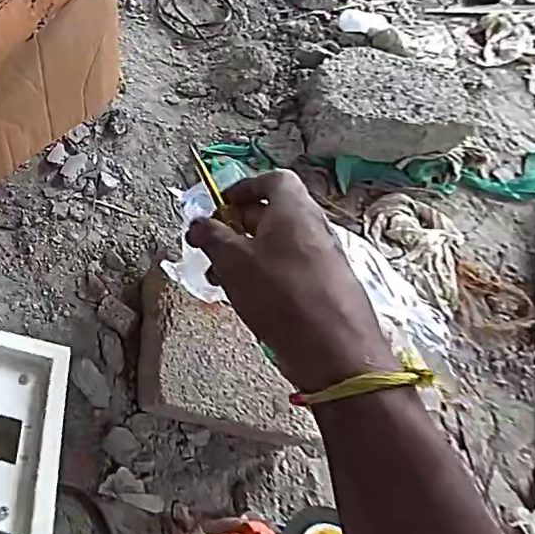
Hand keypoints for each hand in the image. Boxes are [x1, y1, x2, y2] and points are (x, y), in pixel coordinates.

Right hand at [186, 170, 395, 392]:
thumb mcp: (233, 262)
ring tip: (220, 278)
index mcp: (294, 211)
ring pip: (277, 243)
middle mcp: (314, 228)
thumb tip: (198, 224)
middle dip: (235, 225)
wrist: (336, 354)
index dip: (244, 187)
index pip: (273, 179)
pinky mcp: (326, 286)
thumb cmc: (281, 297)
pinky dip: (264, 273)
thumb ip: (212, 237)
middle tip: (210, 245)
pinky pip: (289, 267)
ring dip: (245, 253)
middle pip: (271, 212)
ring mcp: (324, 258)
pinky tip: (246, 298)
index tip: (220, 205)